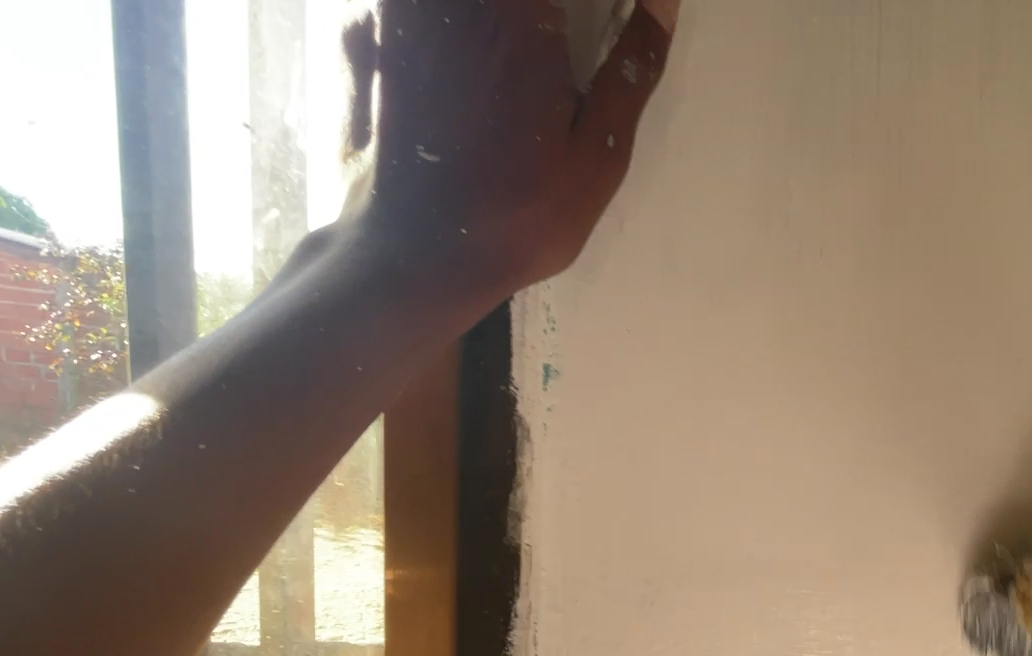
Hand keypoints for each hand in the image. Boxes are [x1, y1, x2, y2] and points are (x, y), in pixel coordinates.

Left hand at [354, 0, 678, 301]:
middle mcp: (458, 1)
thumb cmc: (521, 216)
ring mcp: (401, 10)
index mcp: (522, 16)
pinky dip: (439, 28)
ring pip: (471, 8)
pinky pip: (402, 7)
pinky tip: (463, 69)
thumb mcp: (598, 158)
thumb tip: (663, 1)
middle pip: (524, 3)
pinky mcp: (368, 29)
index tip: (618, 25)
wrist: (417, 255)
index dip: (598, 8)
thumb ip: (632, 71)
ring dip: (515, 26)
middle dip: (553, 21)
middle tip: (570, 45)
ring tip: (524, 82)